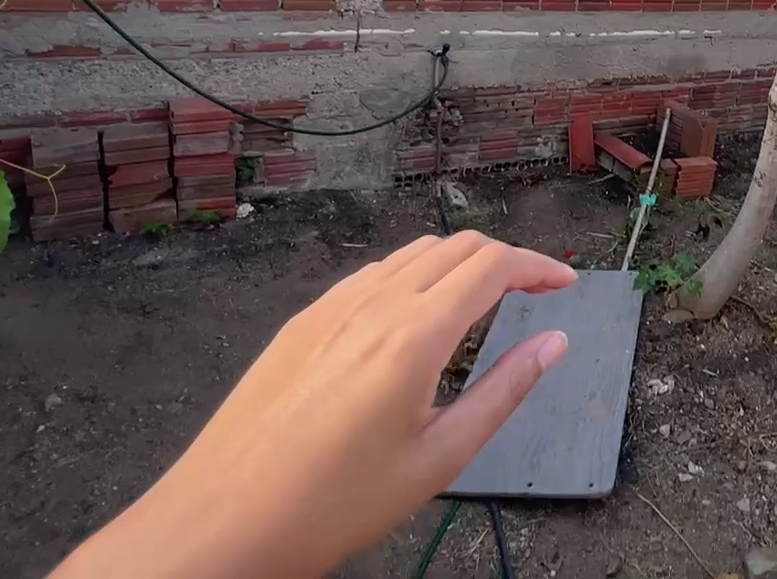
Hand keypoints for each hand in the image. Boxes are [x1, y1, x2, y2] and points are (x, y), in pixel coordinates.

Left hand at [52, 231, 575, 578]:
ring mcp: (333, 304)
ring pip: (417, 251)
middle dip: (508, 257)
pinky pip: (376, 272)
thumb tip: (555, 342)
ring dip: (462, 261)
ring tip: (482, 300)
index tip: (567, 282)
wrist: (209, 532)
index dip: (539, 265)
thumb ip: (504, 391)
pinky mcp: (304, 319)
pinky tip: (415, 317)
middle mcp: (376, 301)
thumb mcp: (437, 461)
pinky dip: (417, 274)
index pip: (493, 265)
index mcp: (415, 334)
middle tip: (533, 292)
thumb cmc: (333, 506)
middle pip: (460, 245)